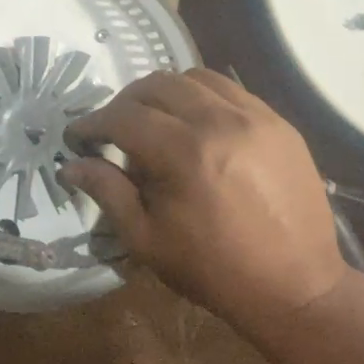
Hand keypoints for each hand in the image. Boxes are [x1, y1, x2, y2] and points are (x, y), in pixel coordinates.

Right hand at [61, 69, 349, 324]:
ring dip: (163, 94)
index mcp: (184, 153)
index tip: (76, 138)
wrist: (293, 285)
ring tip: (153, 122)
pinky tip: (193, 127)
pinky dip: (201, 98)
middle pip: (157, 85)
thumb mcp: (144, 238)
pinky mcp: (279, 124)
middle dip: (123, 104)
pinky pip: (231, 91)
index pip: (123, 117)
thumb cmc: (210, 268)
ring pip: (196, 78)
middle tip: (111, 131)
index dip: (92, 124)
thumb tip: (69, 165)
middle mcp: (220, 122)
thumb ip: (107, 191)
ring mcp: (256, 118)